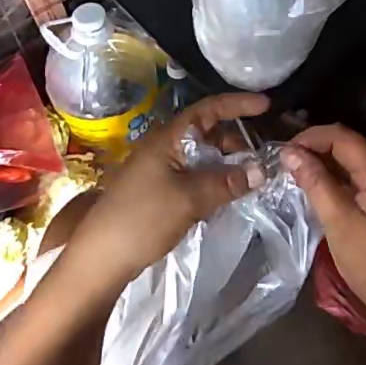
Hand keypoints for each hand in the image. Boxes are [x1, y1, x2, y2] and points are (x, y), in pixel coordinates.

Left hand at [59, 92, 269, 291]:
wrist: (99, 260)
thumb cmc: (142, 219)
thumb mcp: (190, 198)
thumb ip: (228, 182)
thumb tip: (262, 170)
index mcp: (168, 138)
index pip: (208, 109)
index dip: (238, 104)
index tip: (266, 105)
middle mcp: (164, 147)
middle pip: (208, 133)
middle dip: (237, 140)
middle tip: (263, 156)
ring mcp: (160, 169)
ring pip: (203, 156)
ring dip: (227, 163)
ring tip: (252, 177)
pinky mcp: (159, 190)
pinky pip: (195, 175)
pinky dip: (215, 179)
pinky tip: (229, 194)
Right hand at [282, 125, 365, 335]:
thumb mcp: (339, 223)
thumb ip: (316, 183)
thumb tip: (290, 152)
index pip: (342, 137)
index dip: (310, 138)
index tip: (282, 152)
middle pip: (347, 143)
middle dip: (314, 147)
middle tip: (283, 162)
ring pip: (350, 157)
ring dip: (322, 161)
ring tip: (292, 172)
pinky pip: (356, 174)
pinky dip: (334, 175)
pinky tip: (314, 184)